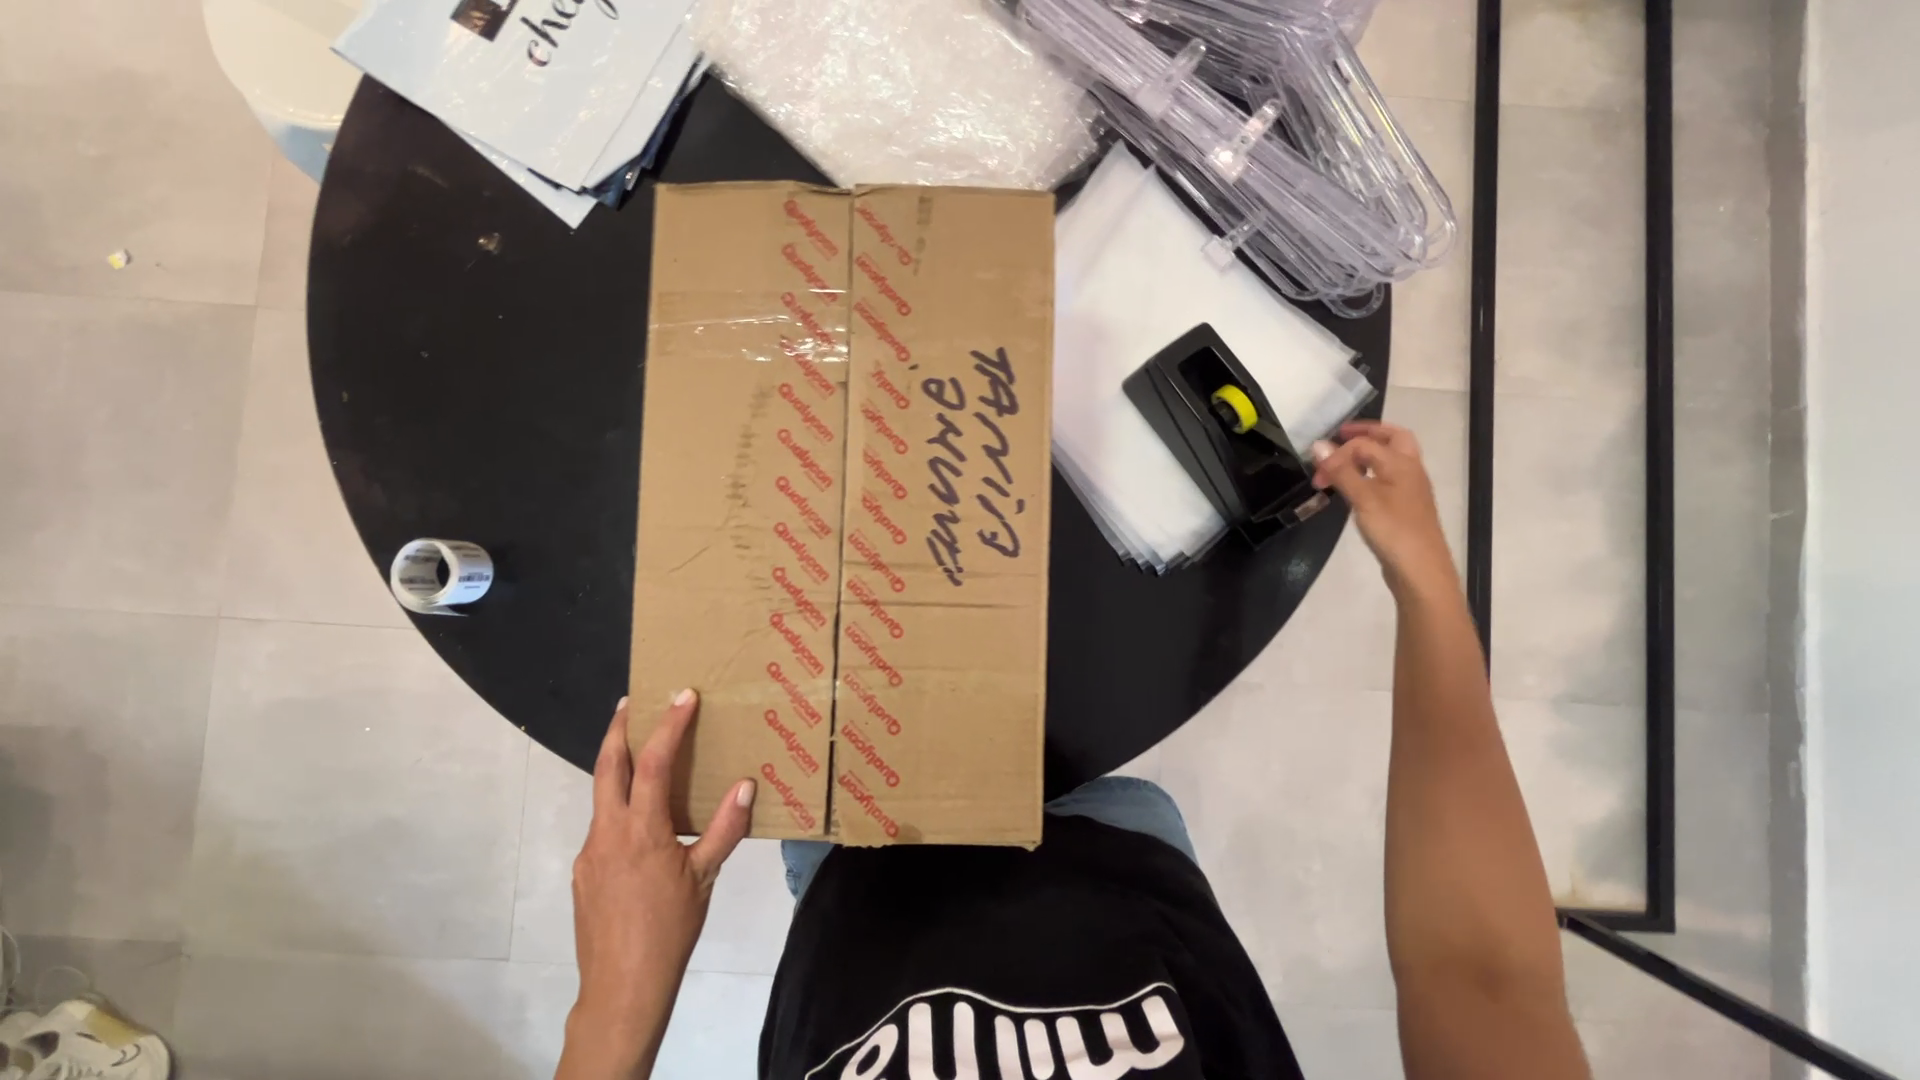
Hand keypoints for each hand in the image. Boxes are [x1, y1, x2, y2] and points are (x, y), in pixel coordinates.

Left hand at [558, 691, 754, 1079]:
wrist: (621, 987)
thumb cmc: (670, 929)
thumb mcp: (705, 878)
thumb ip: (724, 829)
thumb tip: (746, 785)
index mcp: (641, 831)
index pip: (653, 764)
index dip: (668, 726)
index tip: (682, 695)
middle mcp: (607, 832)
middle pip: (606, 766)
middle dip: (617, 730)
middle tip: (630, 701)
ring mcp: (589, 852)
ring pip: (601, 796)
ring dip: (617, 767)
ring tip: (640, 755)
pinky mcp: (583, 872)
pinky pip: (602, 826)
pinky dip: (619, 807)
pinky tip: (640, 824)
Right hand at [1311, 420, 1455, 597]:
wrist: (1420, 570)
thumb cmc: (1393, 531)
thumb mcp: (1363, 499)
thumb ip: (1341, 471)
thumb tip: (1318, 445)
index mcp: (1402, 464)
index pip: (1366, 443)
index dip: (1338, 452)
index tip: (1316, 472)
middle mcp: (1410, 471)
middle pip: (1393, 438)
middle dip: (1368, 433)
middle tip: (1341, 436)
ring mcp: (1410, 490)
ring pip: (1391, 459)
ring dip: (1369, 453)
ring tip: (1343, 463)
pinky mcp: (1404, 507)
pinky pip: (1387, 478)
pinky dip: (1370, 473)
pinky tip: (1355, 488)